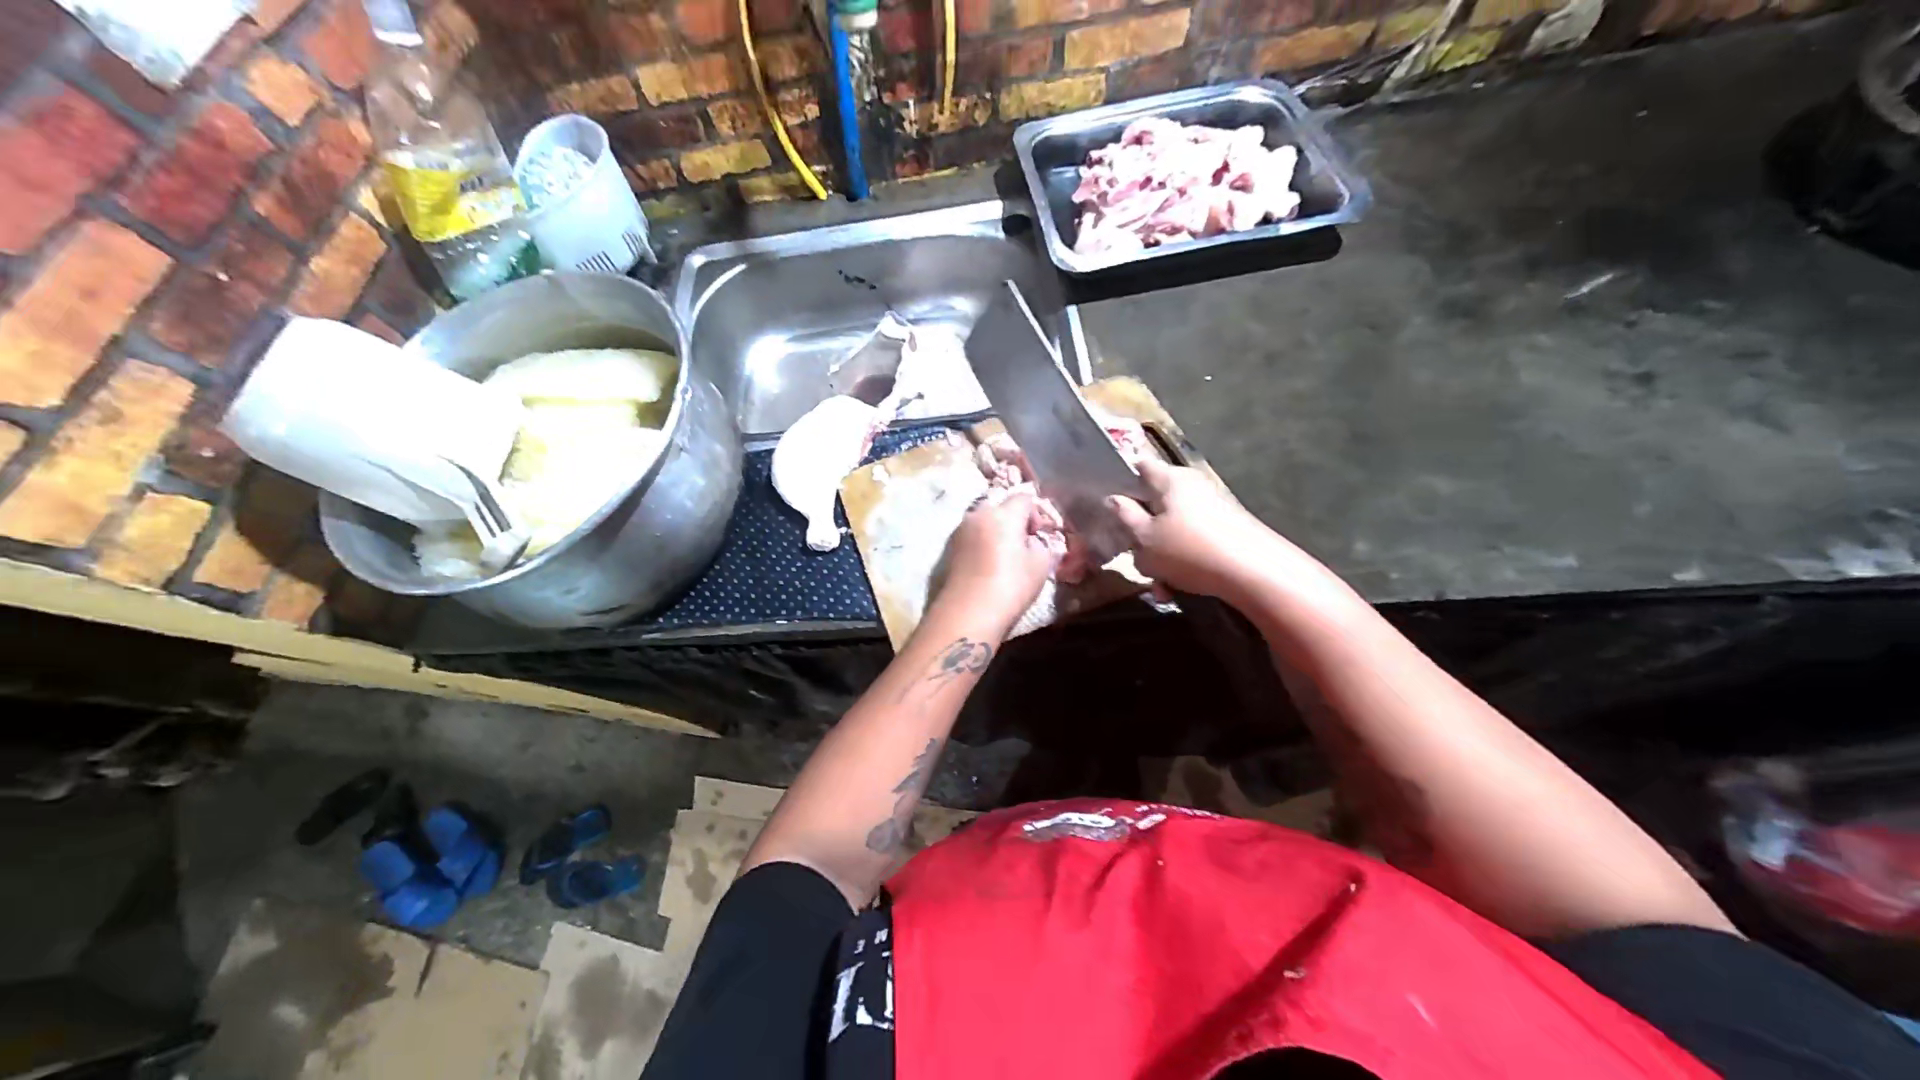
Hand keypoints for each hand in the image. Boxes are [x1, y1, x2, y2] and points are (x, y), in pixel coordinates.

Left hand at [935, 491, 1057, 632]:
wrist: (968, 612)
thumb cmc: (1010, 585)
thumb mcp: (1040, 565)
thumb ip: (1042, 545)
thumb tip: (1031, 541)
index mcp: (1003, 514)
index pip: (1024, 498)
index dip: (1036, 513)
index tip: (1038, 535)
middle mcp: (978, 514)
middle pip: (1000, 506)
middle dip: (1013, 519)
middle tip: (1022, 543)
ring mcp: (960, 530)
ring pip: (983, 520)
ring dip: (995, 530)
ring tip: (1003, 555)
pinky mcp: (949, 547)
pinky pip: (971, 535)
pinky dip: (981, 542)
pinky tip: (987, 563)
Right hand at [1108, 459, 1286, 600]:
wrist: (1255, 573)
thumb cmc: (1189, 550)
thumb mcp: (1144, 539)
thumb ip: (1125, 517)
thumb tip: (1113, 499)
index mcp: (1170, 479)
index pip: (1139, 466)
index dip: (1120, 481)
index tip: (1108, 505)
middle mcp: (1192, 487)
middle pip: (1155, 502)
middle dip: (1141, 531)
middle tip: (1132, 554)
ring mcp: (1212, 508)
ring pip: (1171, 528)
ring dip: (1160, 555)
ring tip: (1158, 585)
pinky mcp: (1225, 531)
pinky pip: (1191, 543)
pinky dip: (1181, 563)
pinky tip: (1175, 588)